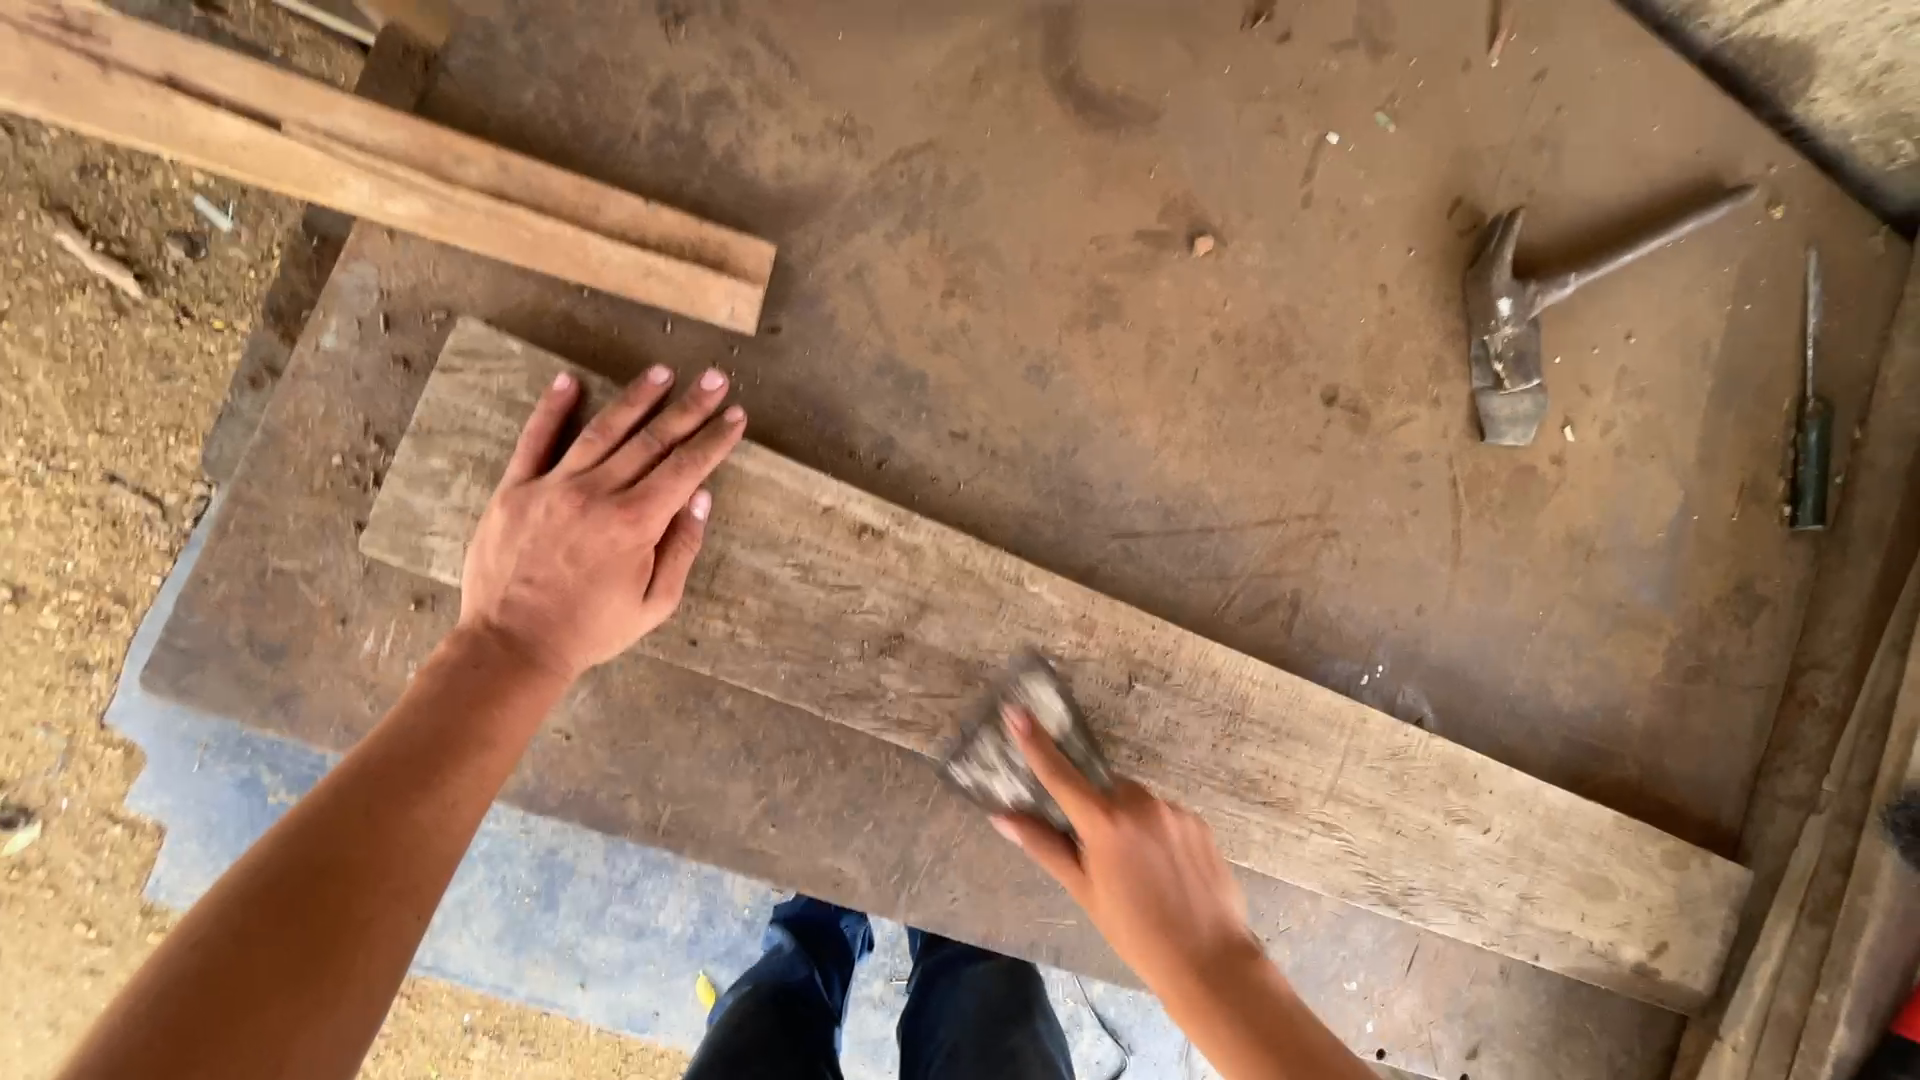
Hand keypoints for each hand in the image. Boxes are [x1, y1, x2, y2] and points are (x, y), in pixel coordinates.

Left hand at [458, 365, 745, 680]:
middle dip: (690, 407)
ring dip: (636, 399)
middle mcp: (597, 494)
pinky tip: (570, 381)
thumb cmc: (592, 629)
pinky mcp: (515, 490)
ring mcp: (552, 487)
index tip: (736, 416)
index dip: (715, 439)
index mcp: (635, 523)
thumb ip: (681, 547)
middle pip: (652, 440)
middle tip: (716, 379)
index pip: (685, 468)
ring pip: (602, 430)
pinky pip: (535, 441)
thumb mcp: (655, 603)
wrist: (513, 645)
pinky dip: (552, 409)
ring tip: (663, 372)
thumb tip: (700, 498)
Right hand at [993, 706, 1261, 994]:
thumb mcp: (1083, 891)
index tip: (1016, 712)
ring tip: (1139, 870)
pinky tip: (1164, 870)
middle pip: (1103, 789)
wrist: (1209, 960)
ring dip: (1127, 821)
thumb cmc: (1134, 931)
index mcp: (1104, 822)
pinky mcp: (1197, 821)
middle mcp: (1139, 803)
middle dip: (1096, 810)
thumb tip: (1002, 817)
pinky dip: (1155, 832)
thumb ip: (1044, 846)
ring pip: (1135, 802)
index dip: (1035, 742)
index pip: (1059, 774)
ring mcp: (1172, 810)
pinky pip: (1164, 815)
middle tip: (1100, 854)